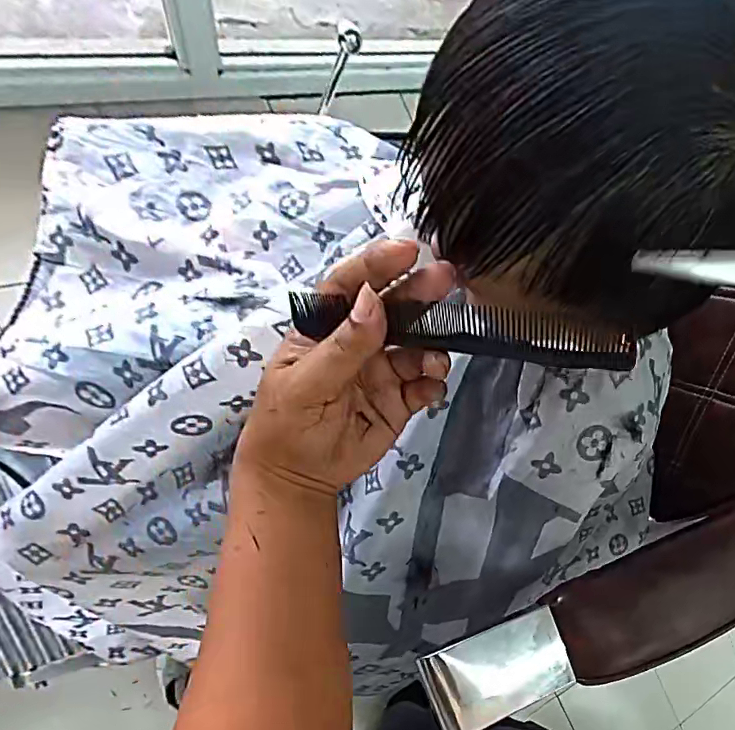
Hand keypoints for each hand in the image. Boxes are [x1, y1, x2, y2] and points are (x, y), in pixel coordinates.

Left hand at [235, 238, 455, 497]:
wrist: (299, 476)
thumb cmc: (287, 423)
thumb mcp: (308, 382)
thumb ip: (344, 344)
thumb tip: (372, 301)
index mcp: (326, 329)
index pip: (351, 287)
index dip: (378, 266)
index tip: (408, 250)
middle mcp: (358, 344)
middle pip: (393, 311)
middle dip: (419, 294)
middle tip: (447, 279)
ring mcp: (381, 372)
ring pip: (416, 349)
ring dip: (432, 349)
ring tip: (435, 362)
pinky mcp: (399, 401)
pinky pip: (424, 386)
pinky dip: (433, 385)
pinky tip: (430, 390)